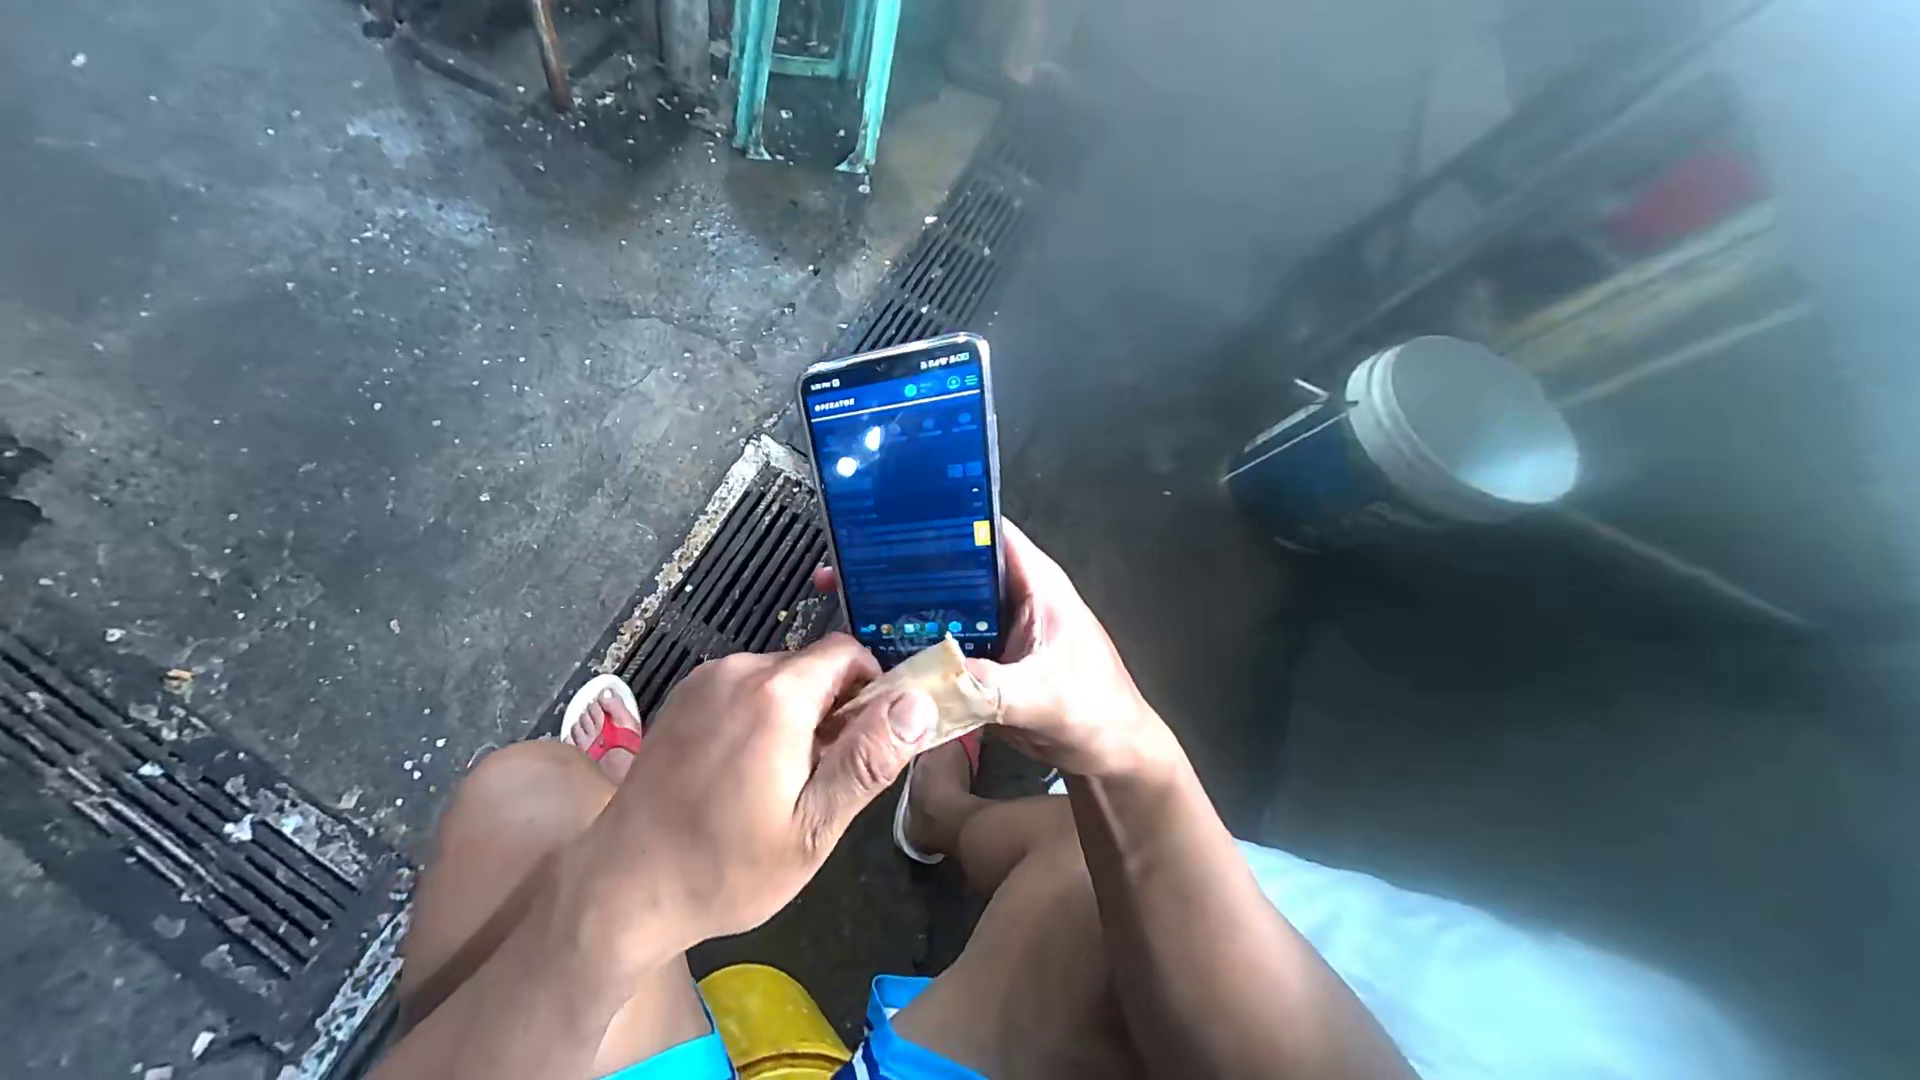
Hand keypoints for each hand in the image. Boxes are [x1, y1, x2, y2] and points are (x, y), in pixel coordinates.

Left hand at [560, 633, 936, 968]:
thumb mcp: (814, 826)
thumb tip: (917, 703)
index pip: (848, 652)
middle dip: (834, 707)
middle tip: (822, 773)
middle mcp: (738, 670)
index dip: (871, 689)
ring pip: (782, 676)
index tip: (865, 740)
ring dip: (798, 712)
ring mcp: (705, 680)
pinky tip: (744, 767)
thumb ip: (869, 758)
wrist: (620, 888)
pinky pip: (746, 686)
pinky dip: (763, 712)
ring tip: (780, 777)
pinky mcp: (684, 695)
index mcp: (776, 694)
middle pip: (814, 665)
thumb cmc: (726, 867)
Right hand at [813, 520, 1177, 779]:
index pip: (985, 529)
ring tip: (854, 604)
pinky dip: (915, 645)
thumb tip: (941, 676)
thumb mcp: (1049, 696)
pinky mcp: (983, 658)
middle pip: (952, 564)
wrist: (1106, 755)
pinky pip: (940, 641)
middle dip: (908, 566)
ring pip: (941, 604)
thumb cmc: (1099, 711)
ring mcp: (994, 627)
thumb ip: (997, 688)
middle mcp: (1010, 597)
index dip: (943, 518)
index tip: (893, 520)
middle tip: (855, 569)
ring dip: (905, 607)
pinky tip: (880, 650)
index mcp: (1035, 583)